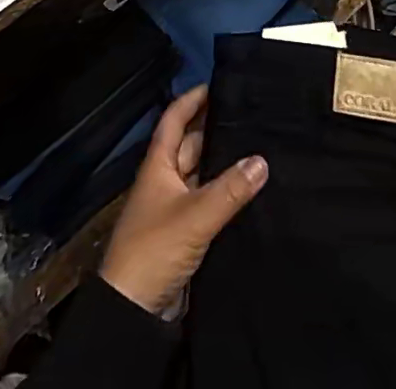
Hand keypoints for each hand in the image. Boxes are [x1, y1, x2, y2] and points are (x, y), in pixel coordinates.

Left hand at [99, 86, 267, 313]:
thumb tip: (262, 160)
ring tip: (261, 143)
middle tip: (253, 113)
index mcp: (158, 168)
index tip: (217, 84)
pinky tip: (253, 185)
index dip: (191, 101)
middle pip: (192, 144)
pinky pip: (211, 199)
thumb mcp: (194, 215)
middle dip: (217, 127)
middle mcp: (166, 181)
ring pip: (204, 172)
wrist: (133, 312)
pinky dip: (229, 190)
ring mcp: (176, 206)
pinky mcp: (187, 230)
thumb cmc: (154, 250)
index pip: (173, 122)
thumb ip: (230, 189)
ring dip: (226, 160)